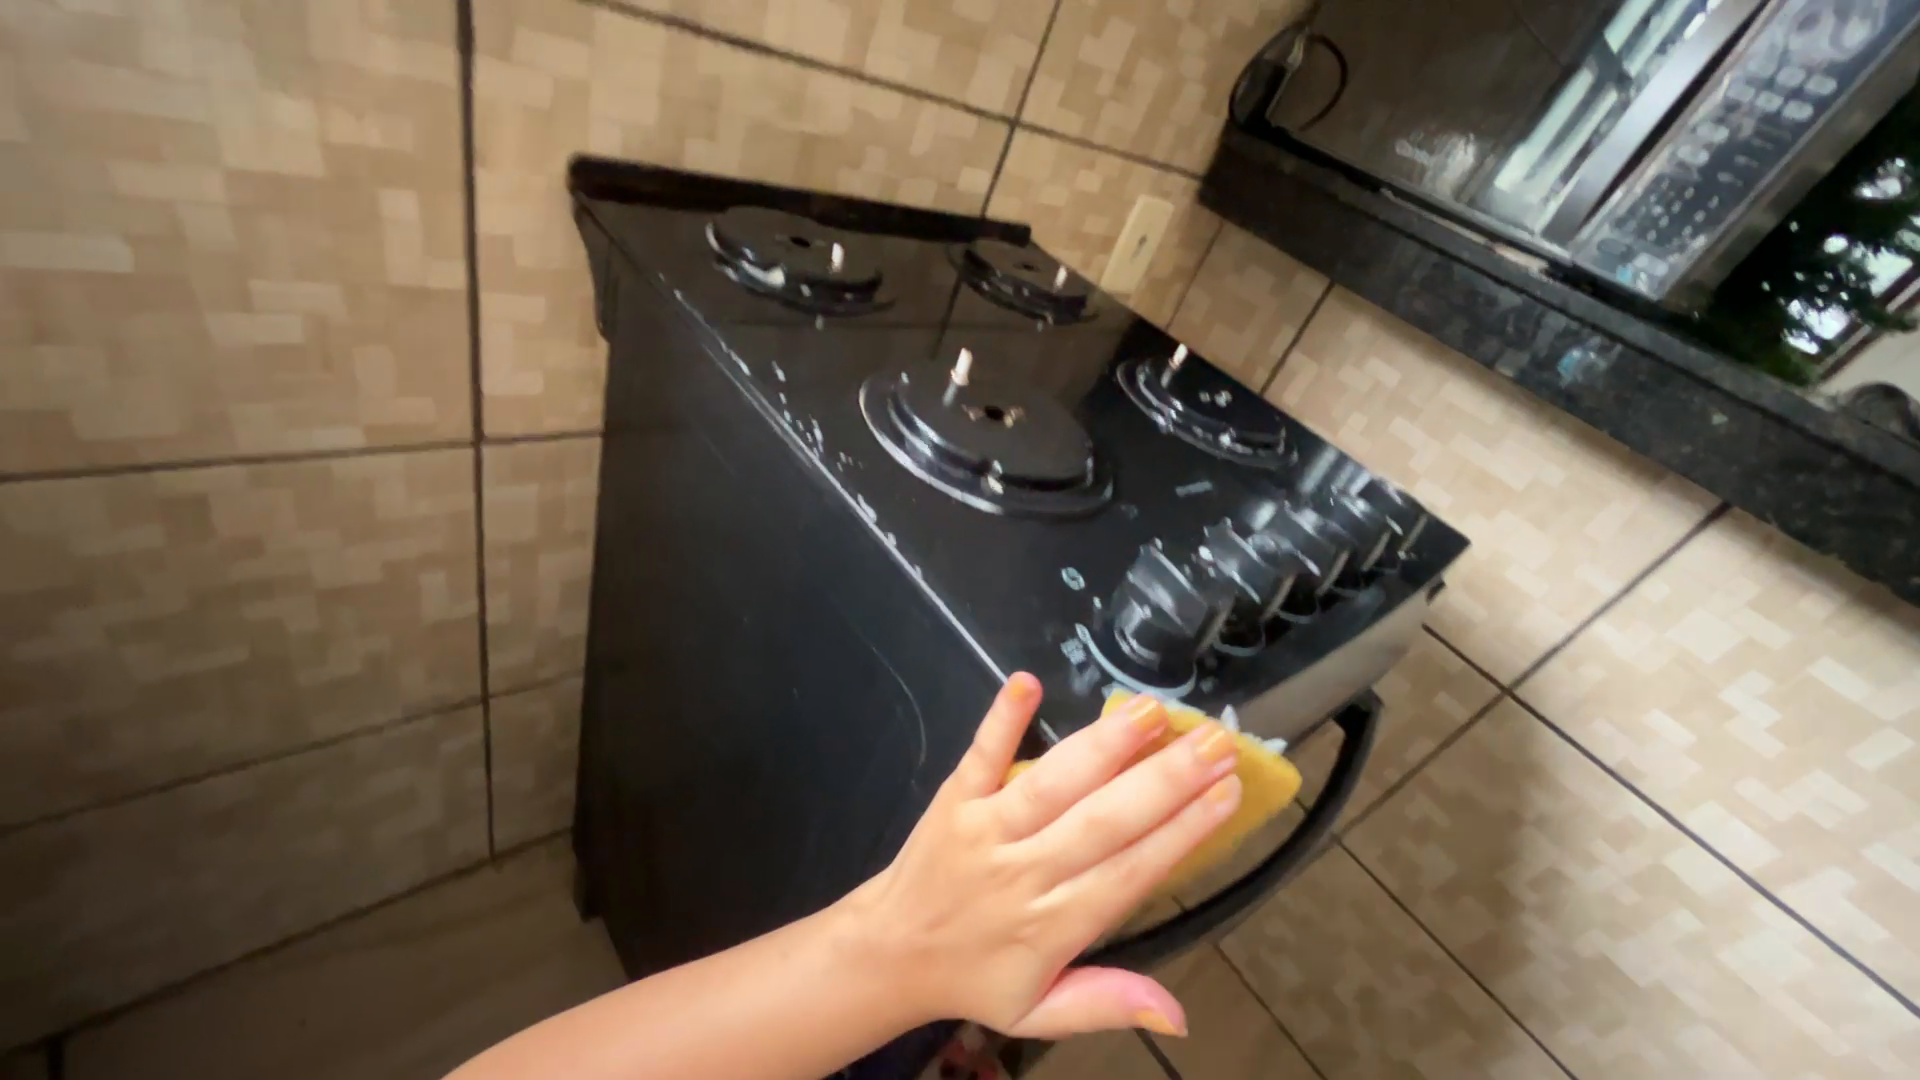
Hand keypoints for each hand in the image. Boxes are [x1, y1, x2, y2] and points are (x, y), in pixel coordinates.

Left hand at [836, 672, 1241, 1038]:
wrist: (889, 951)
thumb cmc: (976, 976)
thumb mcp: (1041, 1013)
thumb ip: (1107, 1003)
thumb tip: (1180, 1016)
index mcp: (1054, 925)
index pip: (1131, 872)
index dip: (1184, 832)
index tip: (1228, 793)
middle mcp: (1025, 870)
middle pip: (1103, 822)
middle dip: (1165, 781)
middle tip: (1215, 741)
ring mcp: (986, 828)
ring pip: (1052, 783)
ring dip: (1103, 745)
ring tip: (1151, 711)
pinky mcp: (954, 798)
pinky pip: (981, 755)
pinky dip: (1002, 720)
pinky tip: (1027, 682)